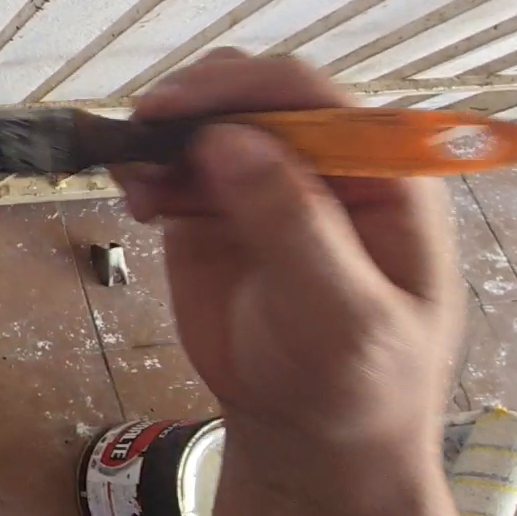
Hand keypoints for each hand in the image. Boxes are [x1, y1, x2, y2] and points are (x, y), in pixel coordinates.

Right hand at [113, 49, 473, 515]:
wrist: (301, 427)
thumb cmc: (349, 379)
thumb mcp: (338, 312)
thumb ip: (293, 224)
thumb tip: (227, 139)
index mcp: (378, 176)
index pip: (310, 96)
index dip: (240, 87)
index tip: (171, 108)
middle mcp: (317, 165)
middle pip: (247, 94)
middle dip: (191, 103)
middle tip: (141, 132)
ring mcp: (259, 182)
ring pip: (199, 121)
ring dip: (158, 139)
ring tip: (138, 188)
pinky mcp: (209, 206)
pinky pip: (168, 162)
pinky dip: (141, 168)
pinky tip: (138, 204)